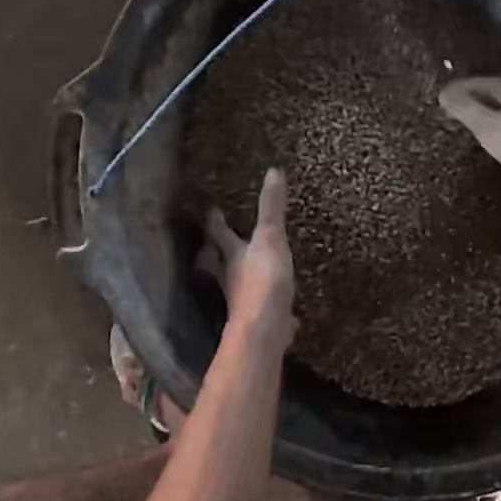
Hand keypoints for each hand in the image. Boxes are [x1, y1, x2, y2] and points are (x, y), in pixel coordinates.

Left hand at [202, 169, 296, 354]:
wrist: (266, 329)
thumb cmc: (263, 279)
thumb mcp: (271, 238)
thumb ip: (272, 208)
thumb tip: (273, 171)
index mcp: (233, 257)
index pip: (220, 234)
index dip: (216, 222)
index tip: (211, 211)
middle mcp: (233, 279)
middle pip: (223, 262)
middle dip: (222, 253)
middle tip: (218, 243)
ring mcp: (246, 303)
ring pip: (242, 287)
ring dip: (246, 279)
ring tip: (254, 273)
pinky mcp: (265, 321)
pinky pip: (270, 311)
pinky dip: (276, 308)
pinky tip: (289, 313)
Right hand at [438, 77, 500, 192]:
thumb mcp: (486, 127)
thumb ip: (464, 108)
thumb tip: (445, 93)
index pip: (479, 81)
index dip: (459, 89)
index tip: (444, 97)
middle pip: (495, 89)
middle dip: (474, 96)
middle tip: (456, 106)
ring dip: (490, 106)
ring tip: (475, 117)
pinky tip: (500, 129)